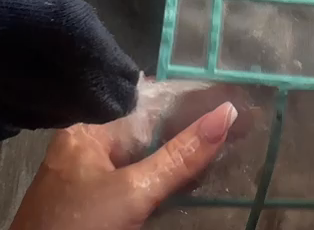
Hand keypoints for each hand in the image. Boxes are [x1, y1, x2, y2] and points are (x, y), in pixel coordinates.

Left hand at [9, 100, 237, 229]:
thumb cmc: (81, 228)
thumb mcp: (134, 194)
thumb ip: (179, 157)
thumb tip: (227, 112)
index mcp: (86, 129)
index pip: (145, 103)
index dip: (187, 101)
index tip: (227, 97)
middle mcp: (83, 146)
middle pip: (144, 130)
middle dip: (185, 128)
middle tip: (233, 120)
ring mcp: (85, 180)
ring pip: (141, 158)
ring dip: (176, 156)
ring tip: (221, 141)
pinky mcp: (90, 207)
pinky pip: (132, 181)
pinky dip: (159, 179)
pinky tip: (186, 179)